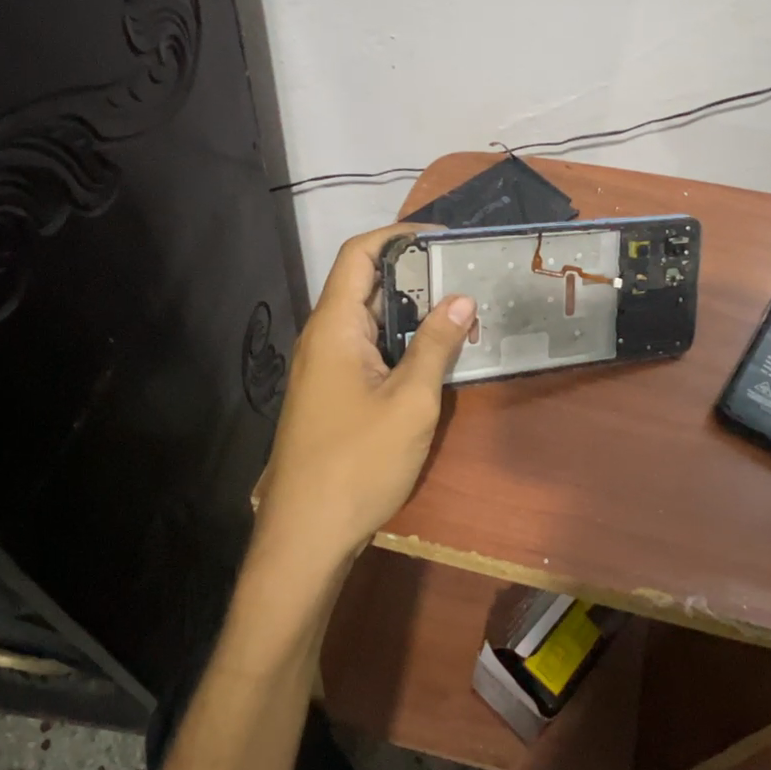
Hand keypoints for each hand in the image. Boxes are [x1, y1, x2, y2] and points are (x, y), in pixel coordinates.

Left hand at [256, 224, 475, 566]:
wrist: (306, 534)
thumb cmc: (358, 462)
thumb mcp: (410, 402)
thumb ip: (435, 345)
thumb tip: (461, 298)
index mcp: (334, 327)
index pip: (359, 255)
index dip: (398, 235)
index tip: (443, 236)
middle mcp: (323, 339)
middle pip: (364, 284)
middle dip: (413, 272)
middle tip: (464, 273)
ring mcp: (324, 369)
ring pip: (367, 321)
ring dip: (409, 310)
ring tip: (459, 308)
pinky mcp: (331, 395)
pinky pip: (367, 350)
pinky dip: (399, 341)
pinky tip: (433, 355)